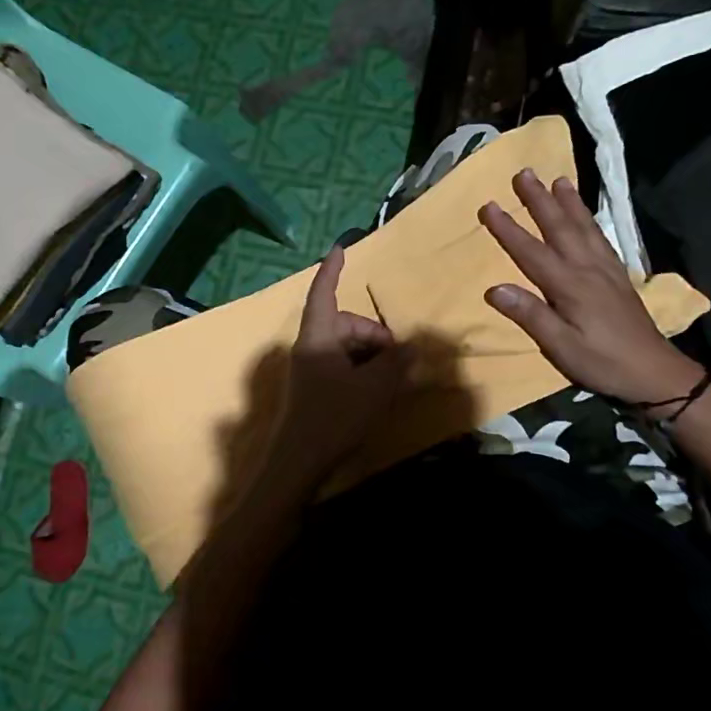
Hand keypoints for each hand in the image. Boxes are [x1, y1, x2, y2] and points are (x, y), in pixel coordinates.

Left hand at [269, 246, 408, 465]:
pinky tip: (377, 390)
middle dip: (373, 334)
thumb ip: (395, 363)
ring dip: (370, 355)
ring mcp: (309, 369)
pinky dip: (360, 370)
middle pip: (344, 324)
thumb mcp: (374, 388)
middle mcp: (309, 346)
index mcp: (318, 336)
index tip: (341, 248)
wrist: (298, 461)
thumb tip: (412, 347)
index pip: (324, 293)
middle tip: (399, 359)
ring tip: (392, 379)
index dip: (332, 270)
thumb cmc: (334, 416)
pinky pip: (340, 366)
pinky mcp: (313, 389)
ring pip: (344, 347)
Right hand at [479, 169, 702, 403]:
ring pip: (583, 227)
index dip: (508, 229)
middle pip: (560, 227)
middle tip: (524, 172)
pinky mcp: (618, 276)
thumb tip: (494, 288)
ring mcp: (606, 270)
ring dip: (568, 202)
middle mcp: (587, 269)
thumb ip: (530, 315)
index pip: (531, 251)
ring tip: (558, 179)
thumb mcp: (561, 347)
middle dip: (539, 200)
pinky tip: (586, 215)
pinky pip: (601, 238)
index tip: (488, 205)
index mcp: (569, 286)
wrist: (654, 372)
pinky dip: (590, 220)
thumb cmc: (602, 362)